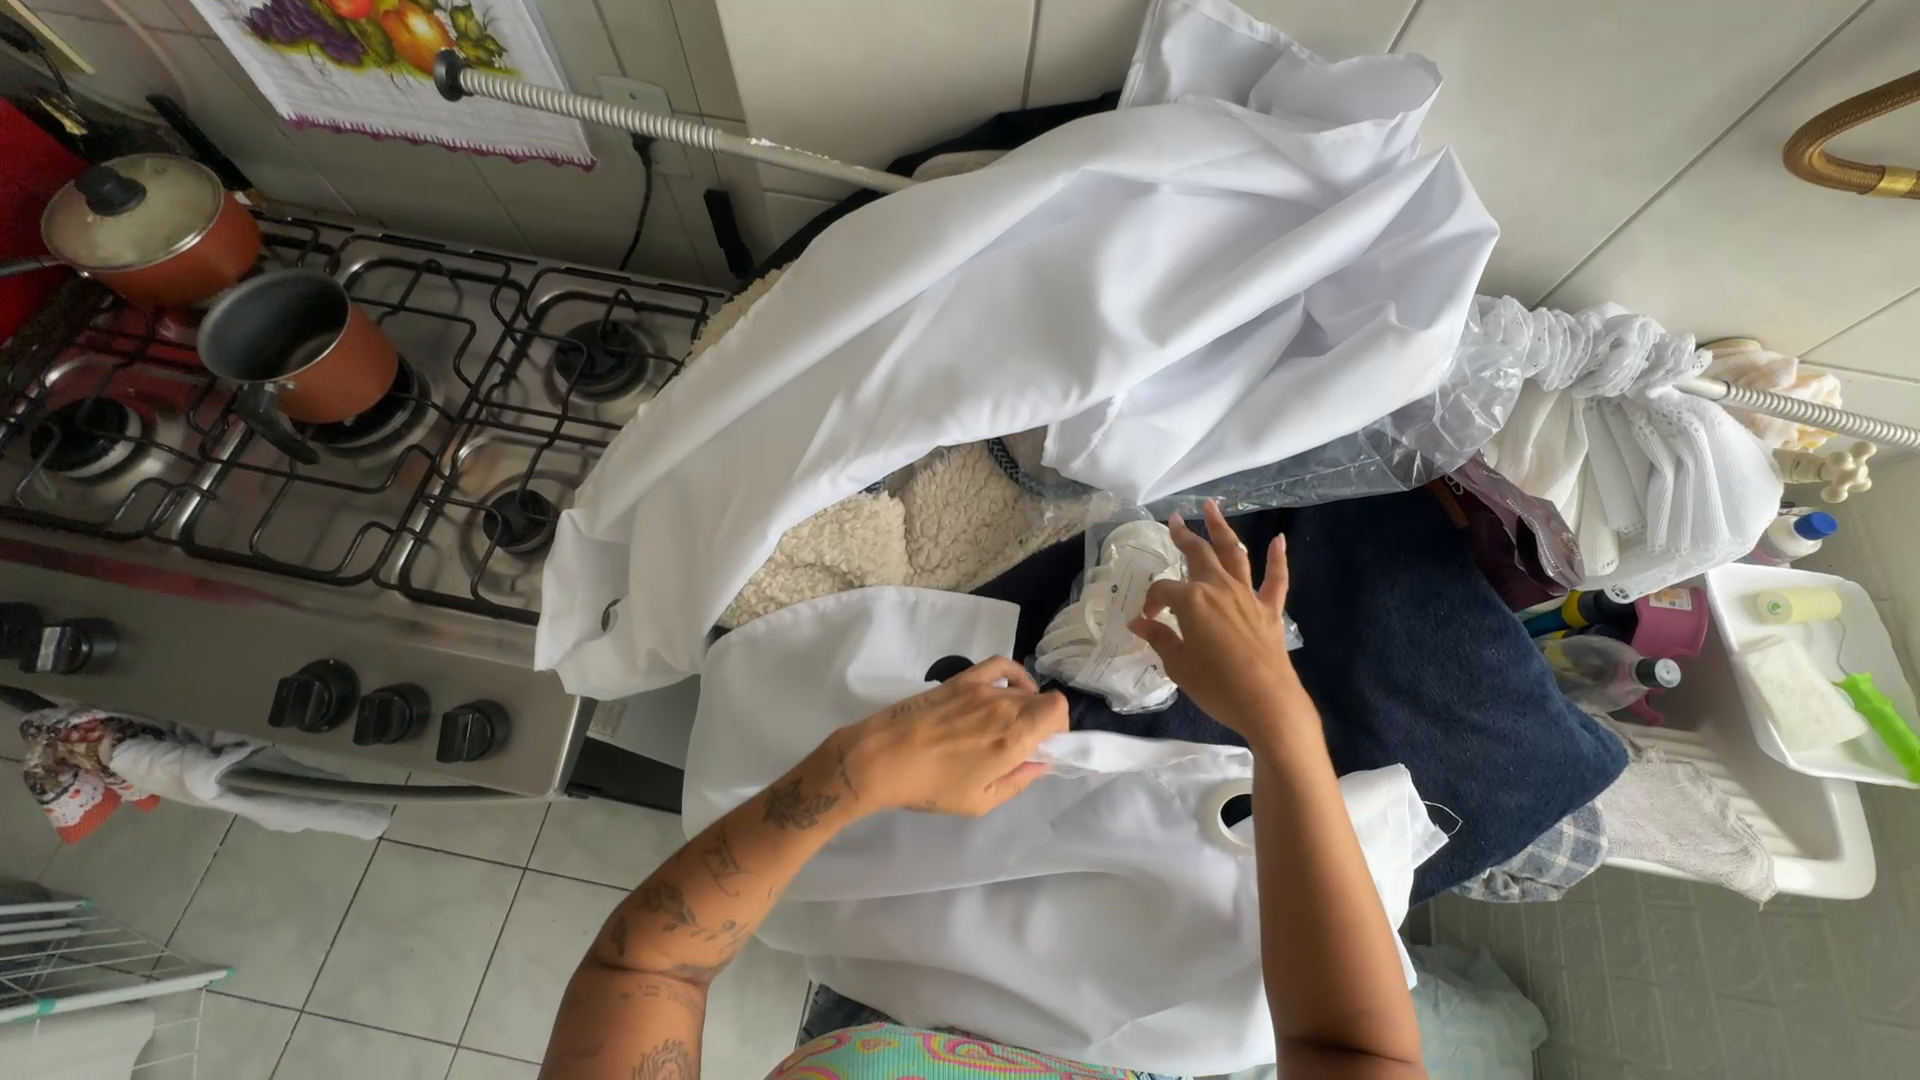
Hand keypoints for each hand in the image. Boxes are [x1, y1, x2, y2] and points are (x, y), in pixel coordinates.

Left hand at [830, 656, 1067, 816]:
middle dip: (1042, 722)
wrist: (883, 758)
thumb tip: (1040, 764)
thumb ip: (1018, 781)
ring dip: (1025, 705)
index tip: (1045, 747)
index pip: (1058, 711)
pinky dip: (1013, 674)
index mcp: (1013, 738)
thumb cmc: (930, 787)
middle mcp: (1003, 707)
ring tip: (1007, 725)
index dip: (1060, 729)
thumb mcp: (980, 802)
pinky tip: (1007, 690)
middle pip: (1043, 701)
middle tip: (1021, 744)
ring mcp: (982, 689)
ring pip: (1022, 689)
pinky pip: (1000, 665)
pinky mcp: (962, 679)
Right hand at [1127, 500, 1309, 744]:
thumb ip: (1160, 639)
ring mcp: (1247, 597)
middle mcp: (1219, 589)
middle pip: (1198, 554)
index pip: (1163, 591)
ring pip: (1234, 555)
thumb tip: (1139, 624)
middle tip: (1174, 520)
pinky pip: (1275, 579)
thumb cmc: (1215, 685)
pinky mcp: (1269, 611)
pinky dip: (1277, 559)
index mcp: (1191, 601)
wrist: (1266, 703)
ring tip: (1213, 508)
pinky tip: (1279, 539)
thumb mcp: (1178, 665)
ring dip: (1222, 529)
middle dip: (1184, 536)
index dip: (1150, 603)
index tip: (1145, 620)